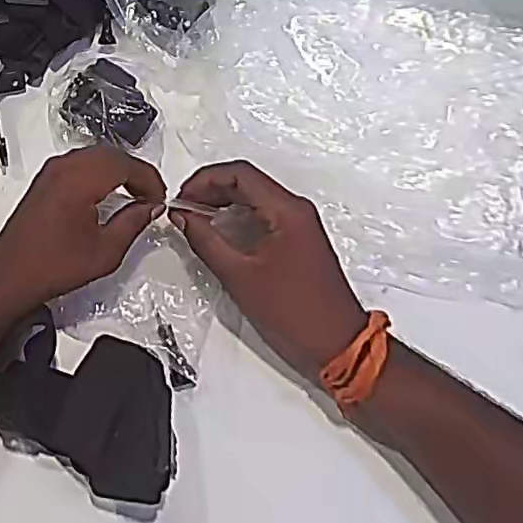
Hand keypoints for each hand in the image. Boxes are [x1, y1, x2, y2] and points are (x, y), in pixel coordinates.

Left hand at [0, 146, 167, 315]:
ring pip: (93, 155)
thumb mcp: (105, 251)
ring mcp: (50, 172)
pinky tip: (108, 193)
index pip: (123, 163)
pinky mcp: (44, 180)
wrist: (11, 273)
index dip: (148, 178)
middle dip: (135, 171)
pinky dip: (99, 172)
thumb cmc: (52, 265)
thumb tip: (150, 207)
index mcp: (77, 180)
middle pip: (109, 154)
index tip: (160, 197)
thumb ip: (132, 222)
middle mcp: (62, 168)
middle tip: (151, 195)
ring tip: (134, 195)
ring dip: (117, 169)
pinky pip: (78, 163)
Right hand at [171, 161, 367, 373]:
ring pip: (252, 196)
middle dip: (210, 189)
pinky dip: (235, 215)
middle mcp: (296, 210)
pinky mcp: (297, 238)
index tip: (183, 196)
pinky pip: (261, 213)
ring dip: (221, 202)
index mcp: (287, 211)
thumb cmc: (295, 314)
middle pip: (245, 181)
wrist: (340, 348)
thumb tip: (182, 216)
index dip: (204, 179)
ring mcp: (299, 224)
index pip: (239, 174)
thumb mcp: (237, 275)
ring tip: (194, 219)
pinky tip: (217, 231)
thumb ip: (204, 239)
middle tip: (183, 207)